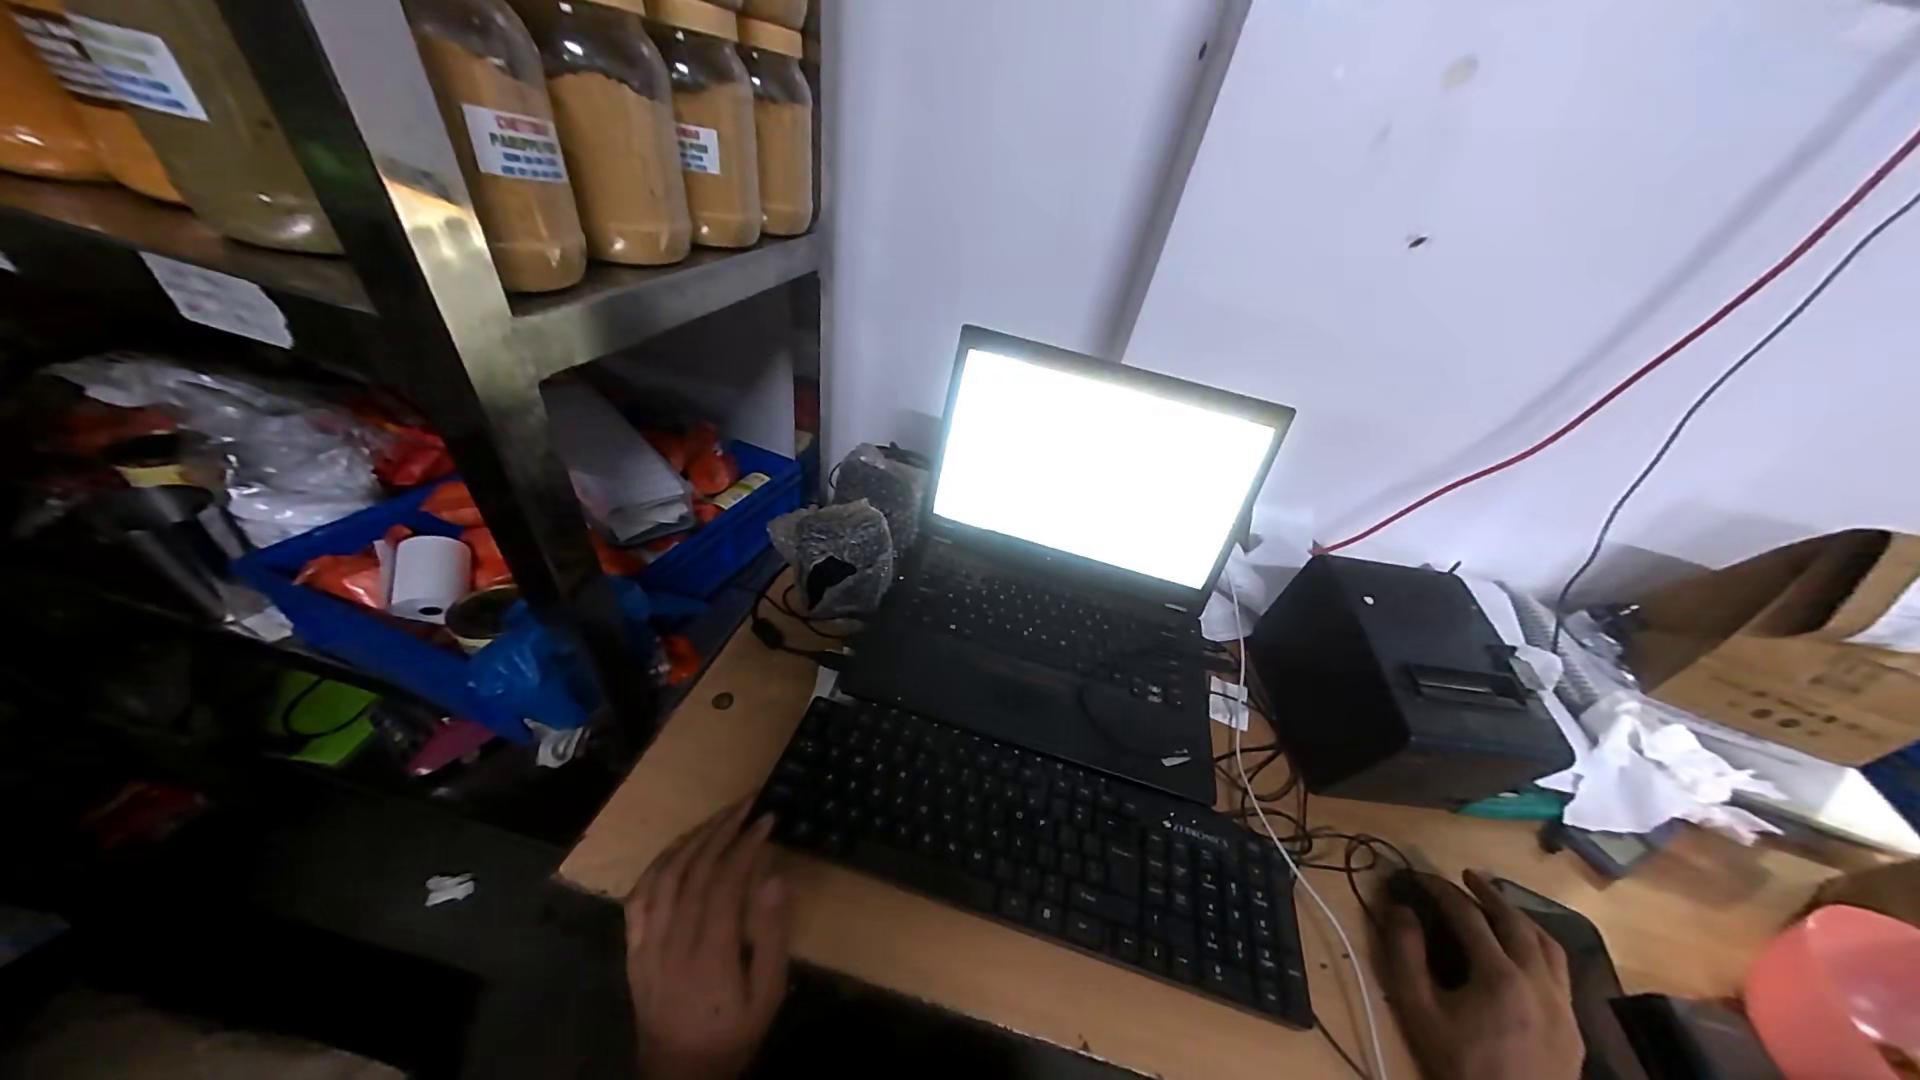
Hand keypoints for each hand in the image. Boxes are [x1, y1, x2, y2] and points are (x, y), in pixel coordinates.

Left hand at [625, 802, 789, 1079]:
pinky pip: (638, 897)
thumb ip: (770, 936)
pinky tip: (677, 848)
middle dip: (723, 828)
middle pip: (695, 869)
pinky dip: (658, 864)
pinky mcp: (633, 950)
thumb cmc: (732, 1034)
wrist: (679, 1078)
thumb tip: (772, 877)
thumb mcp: (767, 994)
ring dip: (693, 838)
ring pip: (665, 875)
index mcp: (709, 952)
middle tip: (747, 803)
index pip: (726, 880)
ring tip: (718, 816)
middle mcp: (672, 940)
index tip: (768, 817)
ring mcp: (647, 944)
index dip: (747, 843)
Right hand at [1376, 870, 1582, 1079]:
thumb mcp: (1418, 1008)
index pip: (1469, 916)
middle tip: (1465, 876)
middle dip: (1489, 895)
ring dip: (1521, 919)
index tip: (1421, 877)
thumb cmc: (1459, 1064)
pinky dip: (1540, 948)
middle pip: (1517, 924)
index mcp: (1501, 977)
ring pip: (1549, 947)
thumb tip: (1400, 909)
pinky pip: (1561, 974)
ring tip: (1498, 907)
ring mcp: (1564, 1008)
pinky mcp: (1574, 1030)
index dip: (1442, 890)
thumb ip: (1405, 953)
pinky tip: (1523, 953)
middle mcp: (1540, 984)